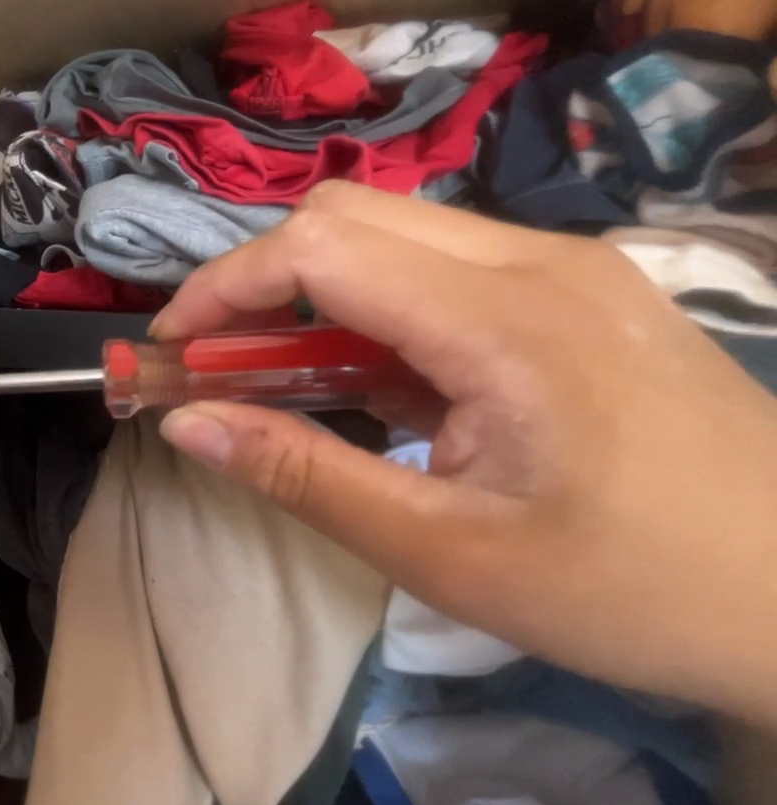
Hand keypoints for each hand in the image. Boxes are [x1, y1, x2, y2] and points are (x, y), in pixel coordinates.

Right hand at [150, 182, 776, 722]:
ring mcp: (564, 269)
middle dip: (252, 279)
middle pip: (342, 215)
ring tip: (277, 373)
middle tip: (214, 361)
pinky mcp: (575, 290)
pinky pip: (434, 260)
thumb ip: (299, 474)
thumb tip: (180, 424)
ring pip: (385, 228)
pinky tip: (368, 377)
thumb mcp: (441, 552)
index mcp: (505, 322)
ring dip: (304, 289)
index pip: (316, 249)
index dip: (220, 288)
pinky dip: (362, 302)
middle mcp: (535, 262)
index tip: (169, 351)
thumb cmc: (634, 590)